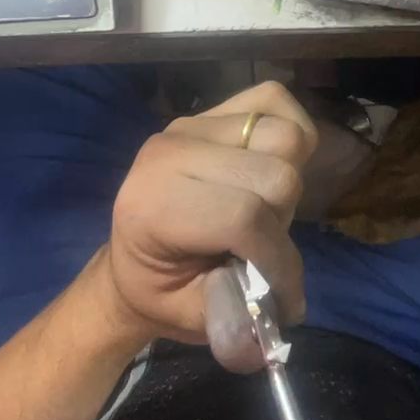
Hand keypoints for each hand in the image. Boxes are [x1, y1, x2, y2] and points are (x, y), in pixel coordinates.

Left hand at [95, 82, 318, 350]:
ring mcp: (191, 125)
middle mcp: (170, 152)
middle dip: (282, 223)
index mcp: (154, 205)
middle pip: (275, 173)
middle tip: (263, 251)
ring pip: (283, 134)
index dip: (279, 262)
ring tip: (263, 210)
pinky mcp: (210, 112)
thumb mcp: (188, 320)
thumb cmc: (159, 290)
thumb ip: (231, 316)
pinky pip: (273, 99)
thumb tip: (274, 314)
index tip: (285, 299)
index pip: (244, 216)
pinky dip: (288, 131)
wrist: (131, 259)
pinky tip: (270, 167)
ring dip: (288, 179)